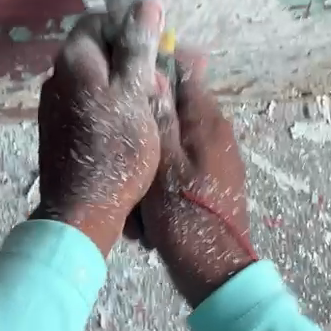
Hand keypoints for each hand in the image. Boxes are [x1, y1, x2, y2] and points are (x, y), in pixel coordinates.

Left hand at [32, 0, 165, 254]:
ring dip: (124, 86)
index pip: (97, 21)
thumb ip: (139, 46)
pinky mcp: (59, 129)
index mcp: (73, 60)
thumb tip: (147, 2)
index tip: (156, 50)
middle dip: (131, 60)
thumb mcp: (136, 92)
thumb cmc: (116, 149)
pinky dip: (111, 107)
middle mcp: (57, 77)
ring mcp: (55, 105)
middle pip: (97, 51)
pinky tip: (129, 128)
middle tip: (158, 84)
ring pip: (96, 80)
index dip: (129, 28)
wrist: (82, 209)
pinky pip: (89, 104)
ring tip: (149, 108)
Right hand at [141, 52, 256, 305]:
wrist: (214, 270)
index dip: (155, 60)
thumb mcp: (162, 162)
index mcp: (206, 119)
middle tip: (115, 119)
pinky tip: (138, 186)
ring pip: (171, 133)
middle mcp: (215, 130)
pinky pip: (176, 159)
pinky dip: (157, 167)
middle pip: (174, 101)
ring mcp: (214, 154)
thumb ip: (158, 115)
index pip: (186, 67)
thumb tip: (153, 68)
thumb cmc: (184, 214)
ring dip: (149, 143)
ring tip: (123, 158)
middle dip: (146, 109)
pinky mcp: (207, 177)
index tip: (124, 66)